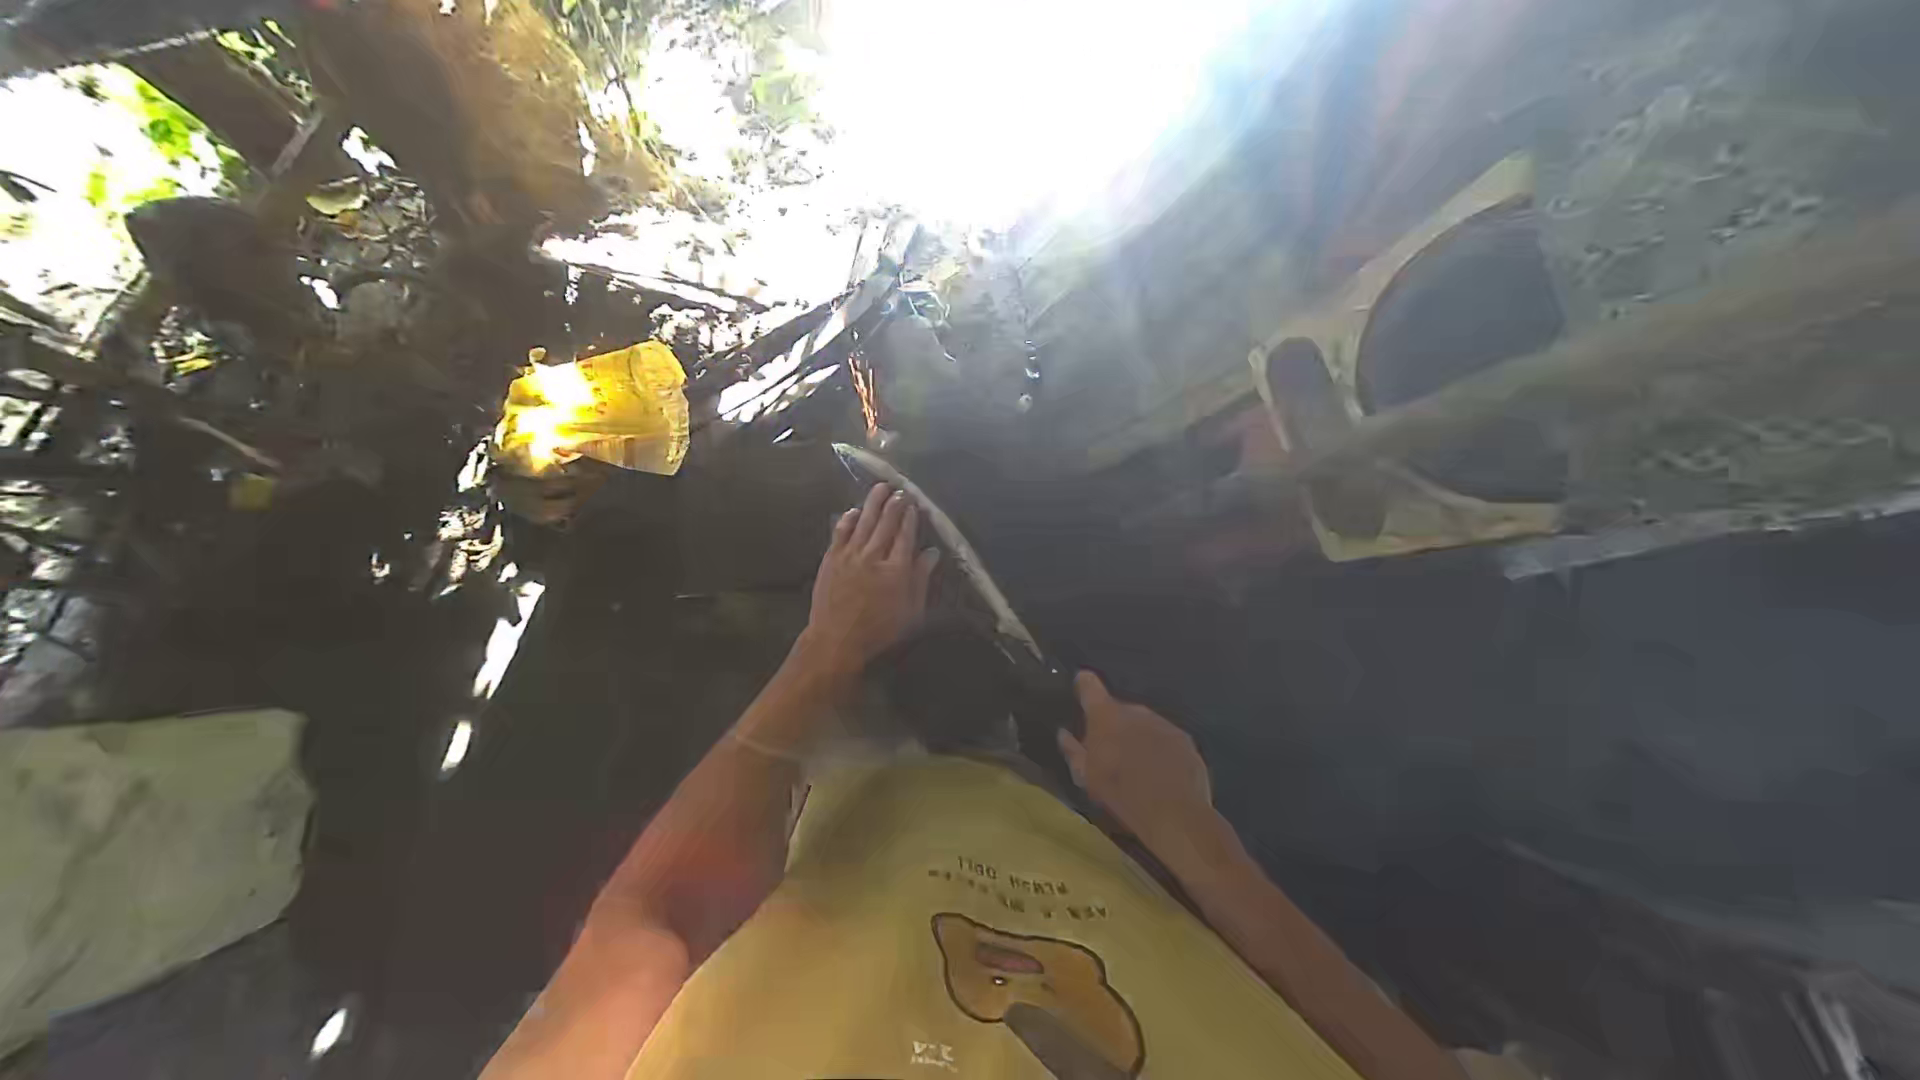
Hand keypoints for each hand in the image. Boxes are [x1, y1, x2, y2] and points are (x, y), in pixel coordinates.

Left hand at [795, 483, 939, 681]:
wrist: (836, 640)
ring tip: (881, 487)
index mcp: (897, 569)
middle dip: (896, 504)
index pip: (906, 534)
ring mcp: (850, 554)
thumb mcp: (911, 611)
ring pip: (865, 520)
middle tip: (901, 491)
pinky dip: (849, 518)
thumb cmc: (880, 631)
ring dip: (874, 502)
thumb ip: (921, 579)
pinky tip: (854, 510)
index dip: (911, 517)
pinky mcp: (832, 558)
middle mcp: (874, 556)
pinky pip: (841, 531)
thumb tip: (931, 552)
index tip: (915, 504)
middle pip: (887, 522)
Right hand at [1058, 672, 1213, 841]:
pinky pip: (1166, 739)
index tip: (1081, 683)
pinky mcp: (1185, 740)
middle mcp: (1135, 711)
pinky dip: (1161, 749)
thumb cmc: (1119, 791)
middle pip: (1120, 709)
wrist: (1172, 811)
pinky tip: (1160, 772)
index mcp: (1106, 715)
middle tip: (1111, 749)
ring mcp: (1164, 723)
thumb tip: (1064, 734)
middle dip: (1115, 724)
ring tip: (1137, 765)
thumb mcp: (1085, 776)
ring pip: (1145, 724)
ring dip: (1139, 737)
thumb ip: (1072, 751)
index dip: (1084, 684)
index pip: (1090, 686)